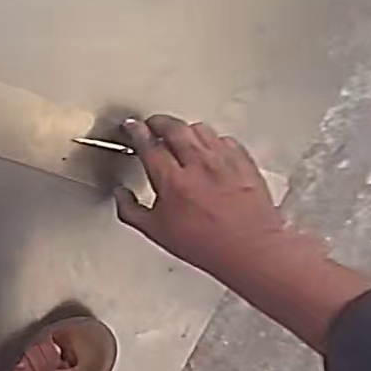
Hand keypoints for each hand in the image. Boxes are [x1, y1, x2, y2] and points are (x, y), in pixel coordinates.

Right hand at [115, 115, 370, 351]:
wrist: (250, 249)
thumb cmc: (205, 244)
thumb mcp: (155, 231)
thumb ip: (130, 209)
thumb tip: (120, 194)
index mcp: (172, 181)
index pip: (148, 144)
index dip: (135, 131)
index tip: (130, 127)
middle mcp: (198, 166)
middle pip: (174, 128)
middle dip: (158, 122)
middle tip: (150, 124)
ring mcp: (224, 162)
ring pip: (200, 129)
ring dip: (184, 129)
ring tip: (177, 134)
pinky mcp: (244, 163)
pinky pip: (224, 139)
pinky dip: (211, 139)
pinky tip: (206, 148)